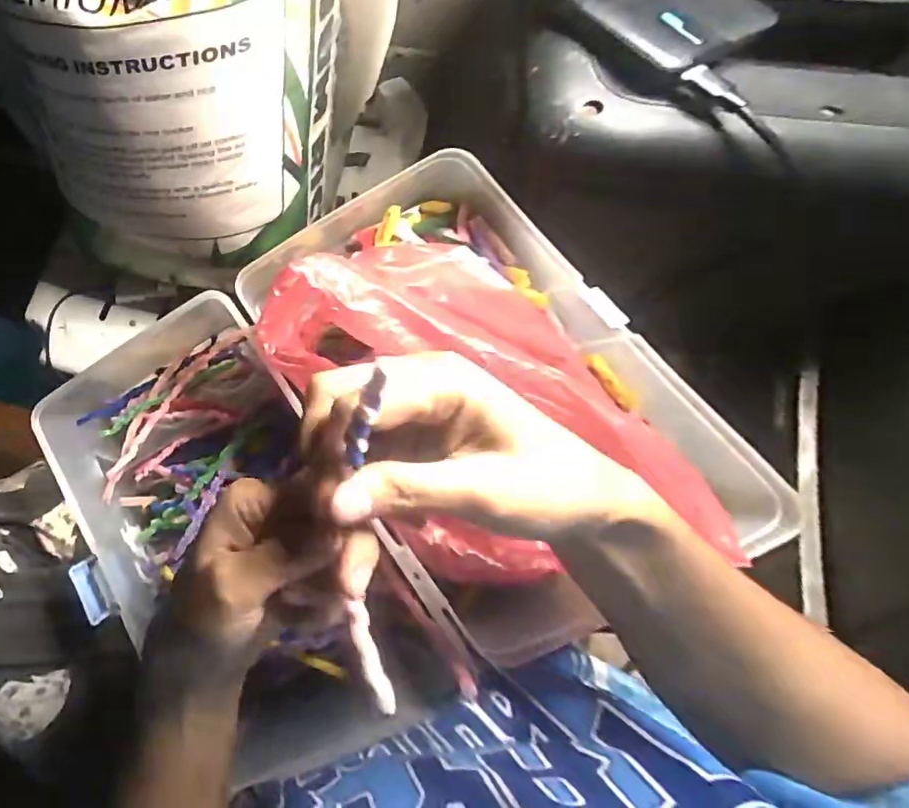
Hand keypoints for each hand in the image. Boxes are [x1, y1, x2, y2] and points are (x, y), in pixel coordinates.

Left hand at [153, 478, 338, 678]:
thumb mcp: (234, 583)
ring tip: (299, 609)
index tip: (348, 563)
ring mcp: (294, 542)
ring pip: (344, 551)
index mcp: (252, 498)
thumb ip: (282, 556)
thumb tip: (335, 534)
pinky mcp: (305, 574)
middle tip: (342, 593)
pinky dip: (327, 605)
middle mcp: (276, 511)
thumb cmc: (203, 616)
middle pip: (338, 518)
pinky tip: (303, 621)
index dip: (342, 518)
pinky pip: (338, 581)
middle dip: (344, 560)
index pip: (312, 490)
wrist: (199, 666)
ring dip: (332, 587)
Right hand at [302, 354, 672, 544]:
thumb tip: (333, 505)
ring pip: (335, 424)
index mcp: (437, 377)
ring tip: (340, 530)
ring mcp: (402, 404)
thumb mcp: (481, 493)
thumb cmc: (548, 488)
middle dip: (321, 450)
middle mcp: (409, 378)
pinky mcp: (399, 431)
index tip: (331, 507)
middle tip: (327, 509)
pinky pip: (355, 451)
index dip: (334, 447)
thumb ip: (405, 489)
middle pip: (332, 395)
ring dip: (330, 473)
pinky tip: (363, 527)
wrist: (587, 502)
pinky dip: (351, 487)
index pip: (355, 397)